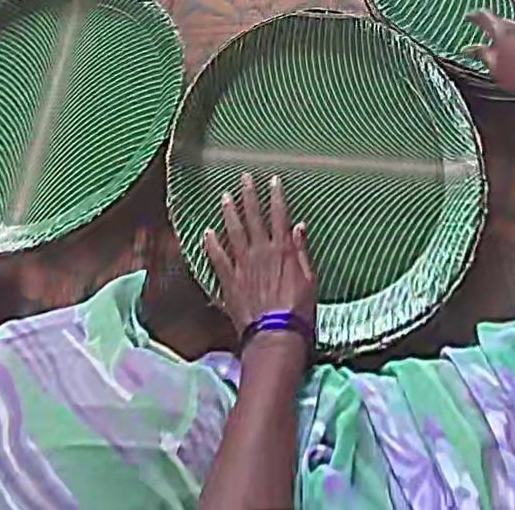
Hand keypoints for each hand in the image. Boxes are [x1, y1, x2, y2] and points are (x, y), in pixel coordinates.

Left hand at [203, 173, 317, 336]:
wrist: (275, 337)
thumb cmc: (298, 311)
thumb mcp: (309, 280)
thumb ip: (301, 251)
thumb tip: (299, 225)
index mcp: (282, 250)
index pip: (279, 216)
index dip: (276, 196)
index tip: (273, 179)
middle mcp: (260, 251)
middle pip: (254, 217)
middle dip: (249, 195)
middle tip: (243, 177)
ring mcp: (242, 265)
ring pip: (234, 232)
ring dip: (229, 213)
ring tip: (224, 197)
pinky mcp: (229, 280)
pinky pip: (218, 258)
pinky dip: (211, 245)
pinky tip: (206, 233)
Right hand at [465, 10, 514, 99]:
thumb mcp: (494, 67)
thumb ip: (481, 54)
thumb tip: (469, 49)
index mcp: (503, 30)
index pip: (484, 15)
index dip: (474, 16)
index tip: (469, 19)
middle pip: (503, 23)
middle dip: (495, 30)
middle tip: (488, 40)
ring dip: (512, 37)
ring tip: (508, 51)